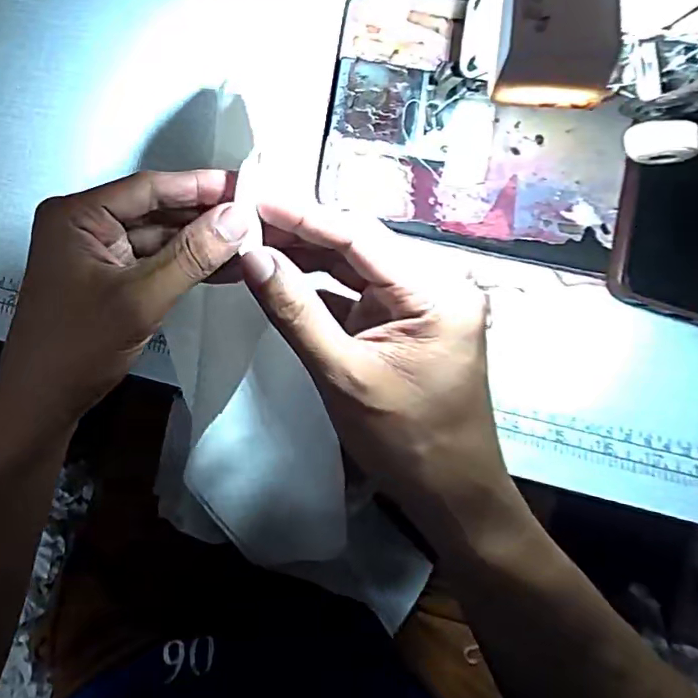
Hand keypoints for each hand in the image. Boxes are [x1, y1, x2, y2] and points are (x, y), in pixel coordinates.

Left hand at [0, 170, 253, 430]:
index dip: (199, 185)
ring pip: (158, 235)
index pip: (148, 188)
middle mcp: (83, 223)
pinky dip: (186, 264)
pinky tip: (226, 265)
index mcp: (76, 215)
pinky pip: (153, 259)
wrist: (40, 407)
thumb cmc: (78, 348)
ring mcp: (95, 251)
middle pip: (155, 209)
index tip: (244, 184)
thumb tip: (238, 216)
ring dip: (200, 241)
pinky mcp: (108, 276)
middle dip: (204, 214)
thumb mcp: (141, 298)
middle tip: (255, 213)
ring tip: (250, 239)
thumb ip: (192, 254)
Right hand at [238, 199, 506, 533]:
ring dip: (304, 254)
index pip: (360, 237)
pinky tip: (279, 271)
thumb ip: (296, 312)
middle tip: (245, 217)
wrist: (451, 499)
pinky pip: (354, 289)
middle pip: (357, 244)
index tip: (256, 199)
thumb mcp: (343, 376)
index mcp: (436, 291)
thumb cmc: (406, 444)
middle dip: (300, 231)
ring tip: (254, 238)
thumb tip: (253, 255)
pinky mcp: (399, 319)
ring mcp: (416, 301)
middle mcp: (432, 283)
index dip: (304, 215)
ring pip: (352, 263)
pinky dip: (316, 284)